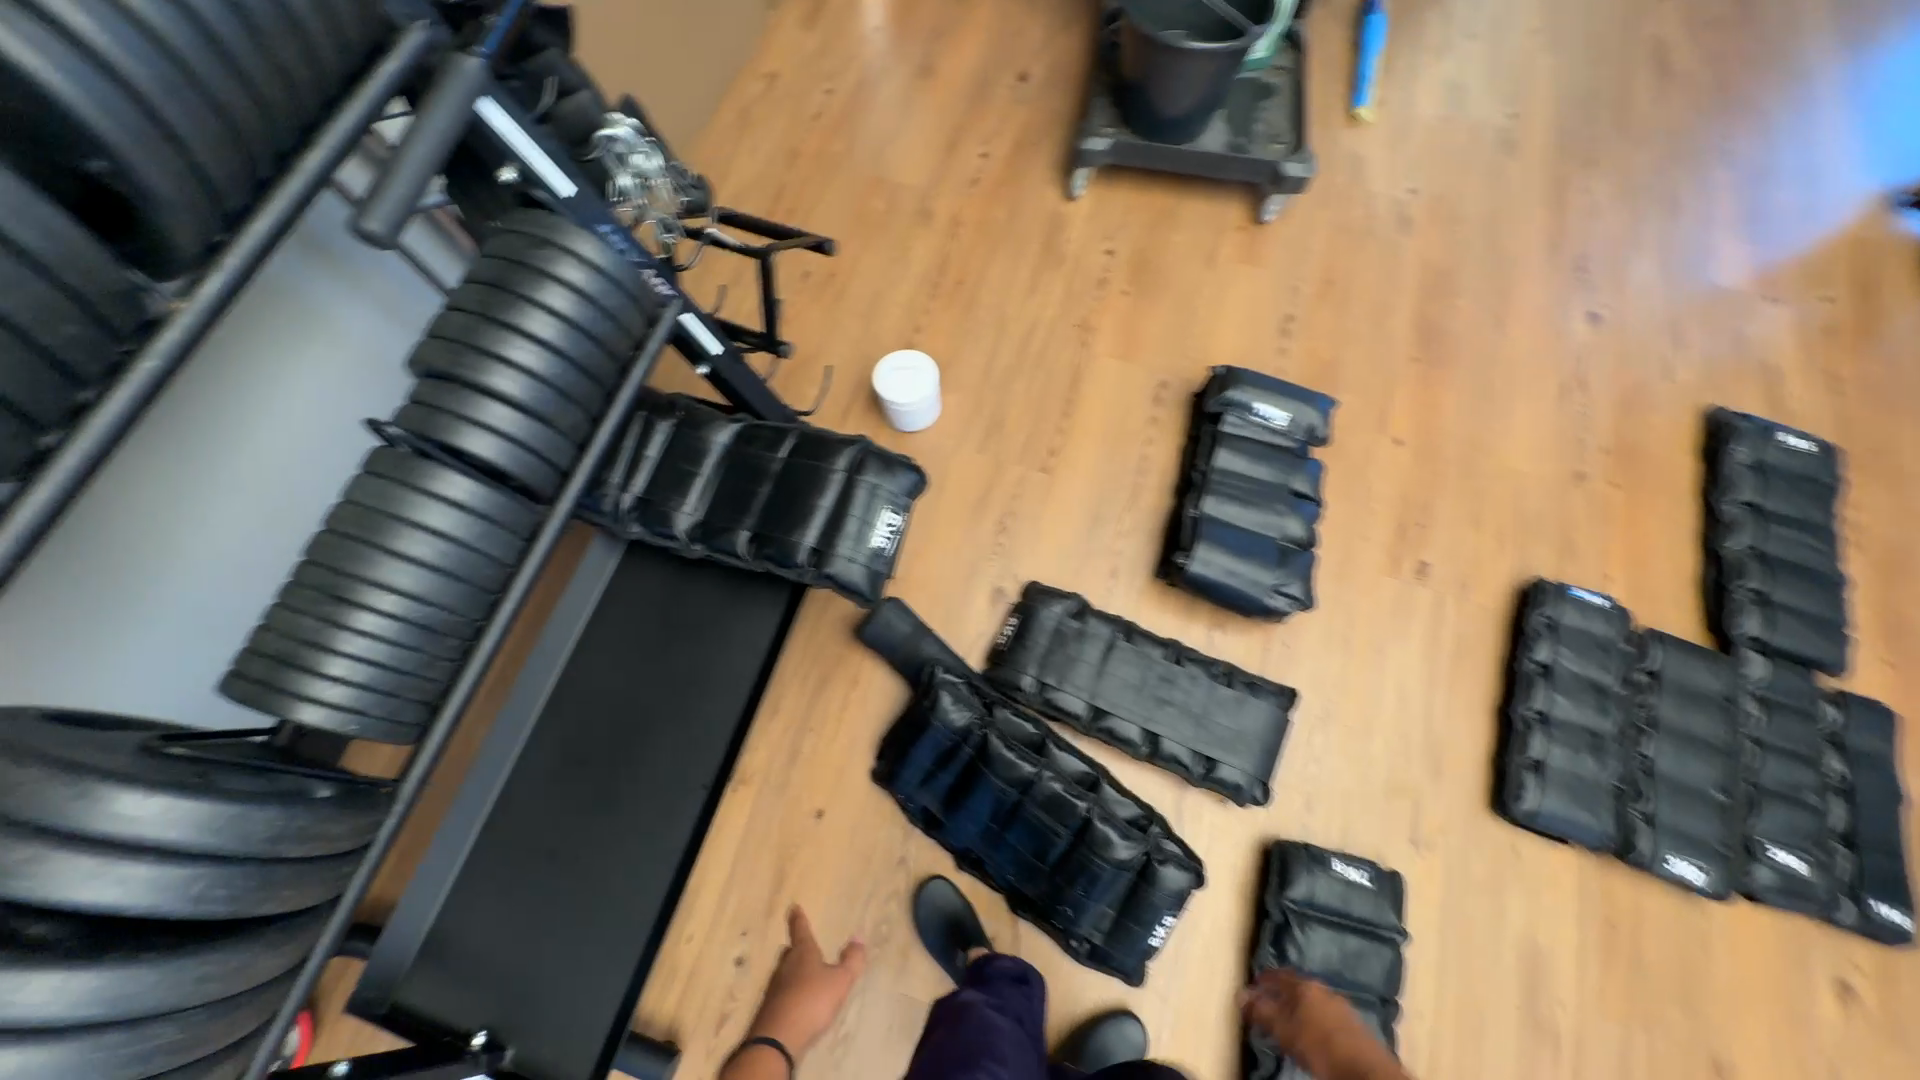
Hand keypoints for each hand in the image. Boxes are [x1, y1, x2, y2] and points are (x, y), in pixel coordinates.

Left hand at [745, 906, 867, 1055]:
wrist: (778, 1038)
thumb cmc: (812, 1002)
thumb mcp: (840, 981)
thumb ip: (851, 960)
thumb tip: (858, 937)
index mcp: (803, 954)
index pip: (800, 930)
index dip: (799, 919)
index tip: (793, 907)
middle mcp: (785, 967)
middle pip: (790, 952)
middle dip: (797, 949)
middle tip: (803, 947)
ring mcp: (774, 988)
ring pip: (784, 973)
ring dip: (793, 972)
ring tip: (804, 976)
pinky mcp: (770, 1009)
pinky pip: (781, 994)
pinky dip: (790, 993)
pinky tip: (797, 1003)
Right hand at [1240, 970, 1409, 1079]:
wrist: (1366, 1071)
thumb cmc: (1319, 1046)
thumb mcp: (1283, 1030)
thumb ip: (1261, 1011)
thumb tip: (1240, 993)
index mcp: (1304, 986)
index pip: (1278, 975)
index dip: (1264, 980)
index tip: (1253, 985)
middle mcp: (1324, 989)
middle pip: (1297, 987)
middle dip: (1282, 994)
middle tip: (1269, 1005)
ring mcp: (1342, 1006)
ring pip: (1313, 1001)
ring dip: (1300, 1009)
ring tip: (1289, 1023)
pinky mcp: (1354, 1024)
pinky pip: (1327, 1015)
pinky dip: (1315, 1020)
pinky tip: (1313, 1034)